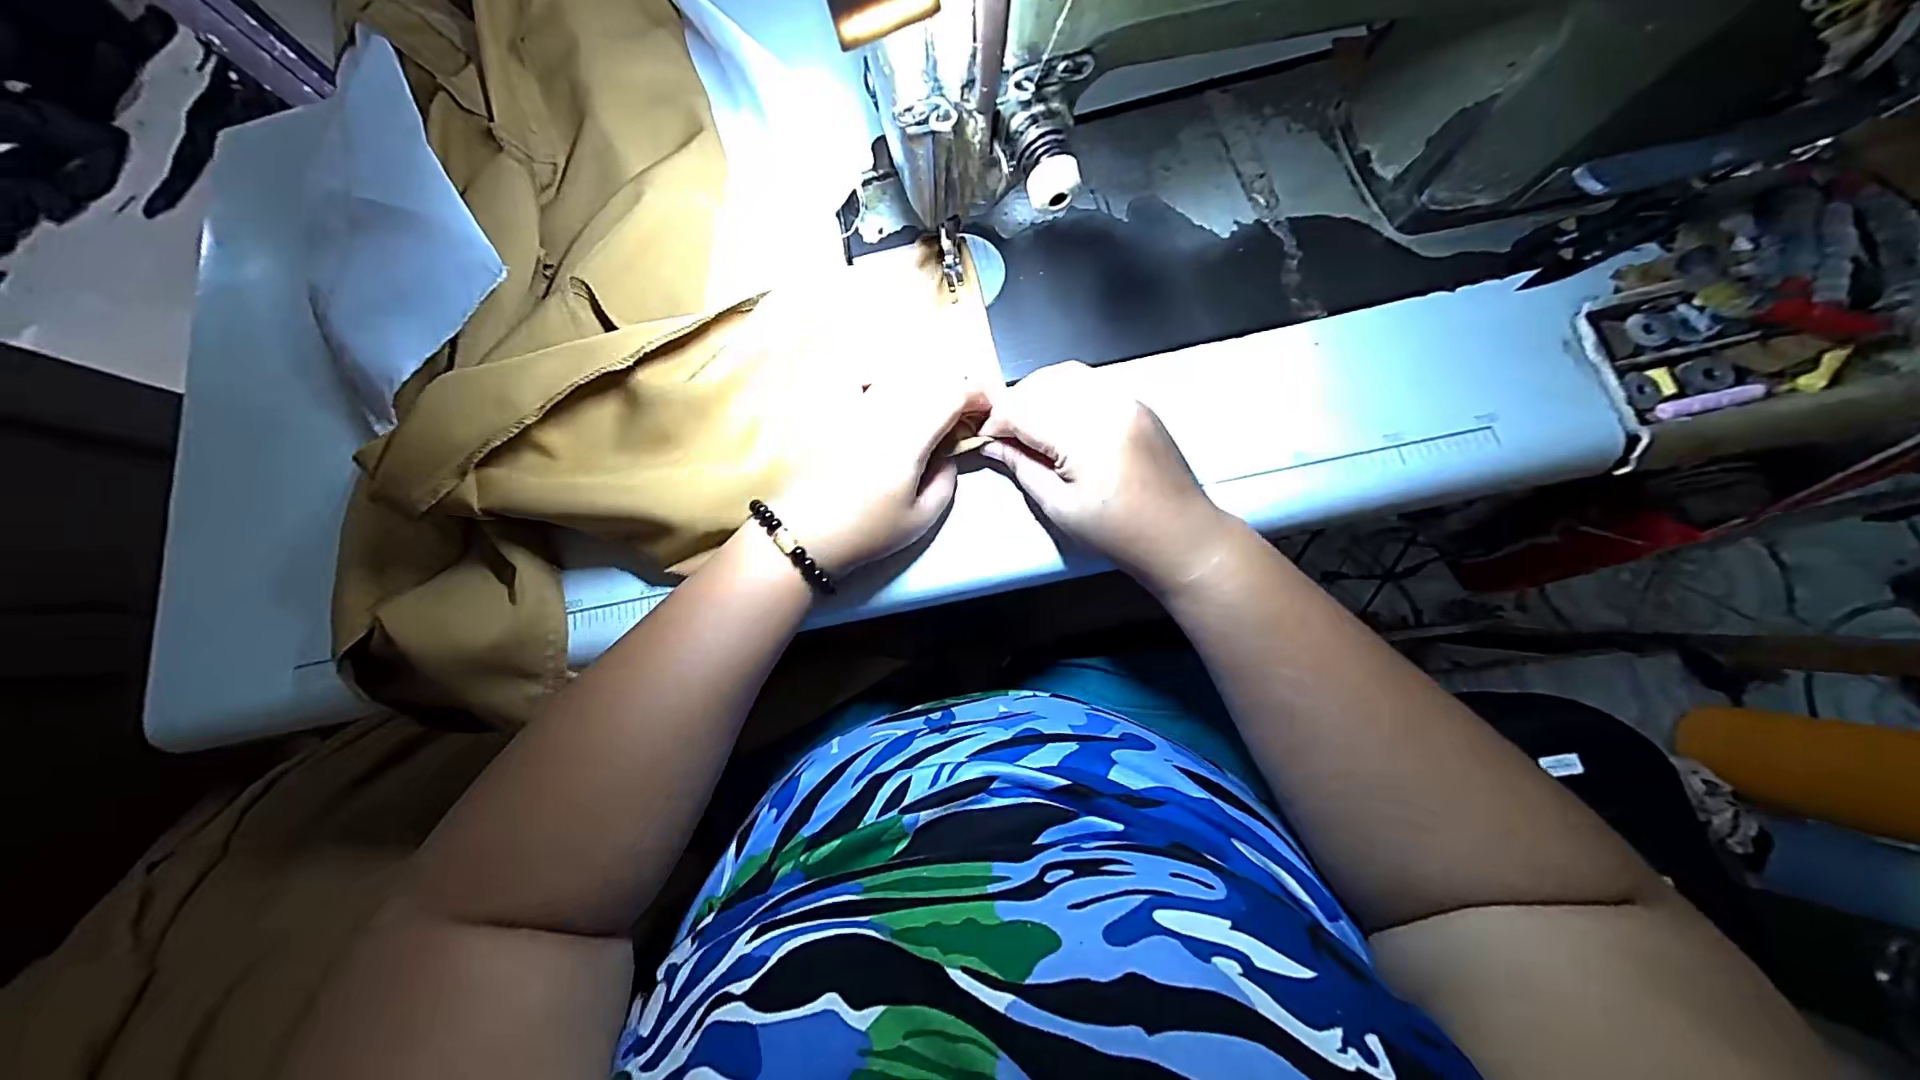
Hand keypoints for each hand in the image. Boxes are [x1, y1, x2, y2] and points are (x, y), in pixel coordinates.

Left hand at [775, 374, 990, 576]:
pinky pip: (869, 381)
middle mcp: (886, 410)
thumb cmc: (869, 529)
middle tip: (964, 418)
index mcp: (911, 435)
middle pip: (931, 379)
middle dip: (957, 391)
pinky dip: (889, 384)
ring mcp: (858, 407)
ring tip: (931, 414)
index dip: (978, 396)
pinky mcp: (839, 413)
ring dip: (926, 388)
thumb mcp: (923, 516)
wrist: (808, 532)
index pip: (954, 392)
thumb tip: (949, 452)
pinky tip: (891, 403)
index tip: (987, 413)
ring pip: (902, 376)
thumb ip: (947, 477)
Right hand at [979, 361, 1237, 589]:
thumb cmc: (1118, 532)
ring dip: (1038, 393)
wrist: (1180, 534)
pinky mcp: (1136, 403)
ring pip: (1065, 375)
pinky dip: (1065, 391)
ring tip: (1028, 424)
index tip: (985, 438)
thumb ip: (1022, 467)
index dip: (997, 421)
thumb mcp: (1059, 507)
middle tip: (1003, 433)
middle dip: (1015, 404)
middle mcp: (1106, 405)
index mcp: (1085, 436)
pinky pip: (1091, 381)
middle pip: (1042, 384)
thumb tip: (992, 444)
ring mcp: (1125, 399)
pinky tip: (1058, 417)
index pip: (1024, 409)